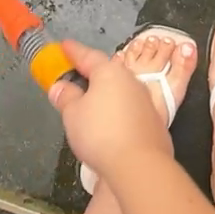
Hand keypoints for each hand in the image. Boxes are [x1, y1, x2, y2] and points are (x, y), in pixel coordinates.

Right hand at [46, 40, 173, 184]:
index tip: (64, 45)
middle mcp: (131, 81)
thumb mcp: (73, 114)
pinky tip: (110, 127)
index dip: (74, 51)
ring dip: (106, 96)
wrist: (140, 167)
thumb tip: (60, 86)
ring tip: (91, 105)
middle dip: (91, 75)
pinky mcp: (154, 124)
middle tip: (76, 77)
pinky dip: (118, 114)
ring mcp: (146, 102)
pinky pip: (130, 112)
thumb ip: (65, 97)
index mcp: (109, 72)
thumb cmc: (101, 134)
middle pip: (107, 73)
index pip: (88, 56)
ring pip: (121, 92)